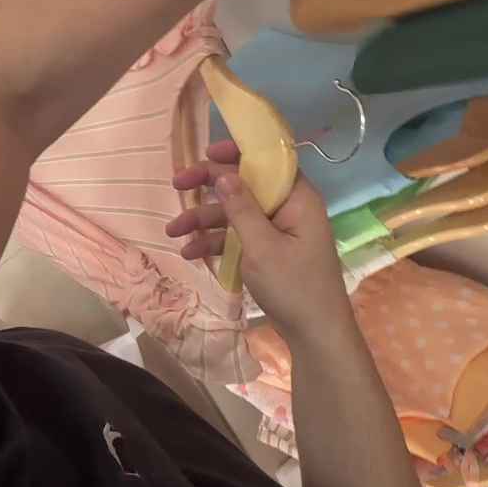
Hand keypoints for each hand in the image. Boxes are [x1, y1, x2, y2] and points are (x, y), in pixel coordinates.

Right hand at [167, 141, 350, 328]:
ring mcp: (276, 230)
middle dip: (208, 187)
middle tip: (176, 185)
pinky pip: (236, 236)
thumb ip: (242, 209)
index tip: (207, 153)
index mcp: (297, 199)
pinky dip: (214, 242)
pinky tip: (189, 253)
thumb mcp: (263, 246)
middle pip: (244, 186)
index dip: (238, 153)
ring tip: (172, 231)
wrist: (315, 334)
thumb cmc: (294, 286)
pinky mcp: (266, 250)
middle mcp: (287, 208)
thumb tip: (224, 174)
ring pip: (234, 214)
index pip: (268, 162)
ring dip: (203, 220)